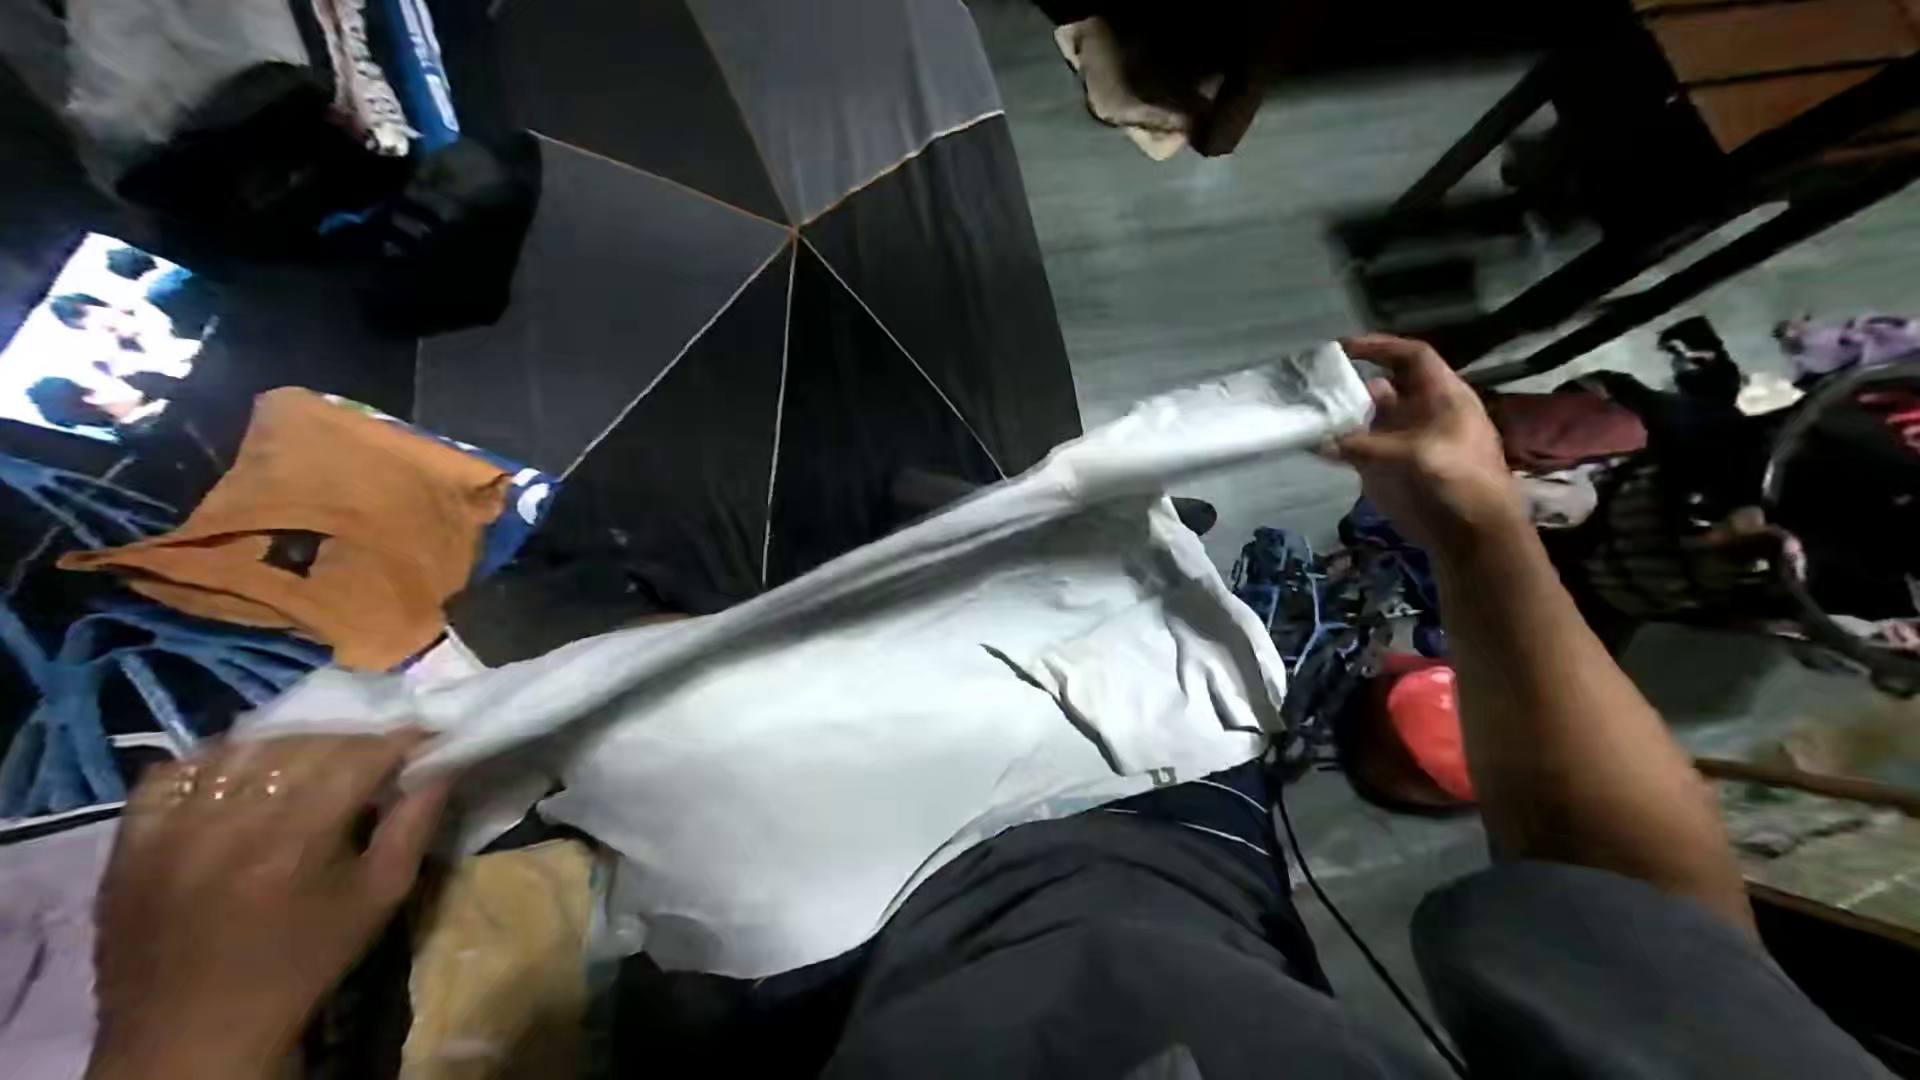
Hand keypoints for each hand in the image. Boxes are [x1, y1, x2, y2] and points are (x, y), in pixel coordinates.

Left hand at [89, 733, 449, 1079]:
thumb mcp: (384, 893)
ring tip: (317, 761)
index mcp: (297, 842)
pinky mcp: (130, 846)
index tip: (425, 738)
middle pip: (305, 746)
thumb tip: (442, 764)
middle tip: (378, 755)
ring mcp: (169, 834)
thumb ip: (417, 822)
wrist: (194, 1033)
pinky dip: (217, 761)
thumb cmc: (307, 958)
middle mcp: (229, 828)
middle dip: (355, 741)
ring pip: (243, 751)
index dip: (401, 739)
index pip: (360, 757)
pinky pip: (173, 775)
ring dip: (293, 745)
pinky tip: (245, 772)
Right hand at [1329, 334, 1521, 553]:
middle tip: (1311, 379)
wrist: (1469, 532)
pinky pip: (1351, 446)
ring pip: (1362, 416)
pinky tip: (1308, 441)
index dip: (1381, 347)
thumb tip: (1317, 441)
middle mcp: (1417, 413)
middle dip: (1348, 380)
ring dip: (1335, 413)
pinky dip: (1330, 443)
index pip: (1412, 358)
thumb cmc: (1457, 483)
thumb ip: (1363, 446)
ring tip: (1302, 408)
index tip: (1343, 346)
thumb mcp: (1415, 457)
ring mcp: (1399, 440)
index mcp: (1441, 398)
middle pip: (1380, 386)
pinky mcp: (1383, 466)